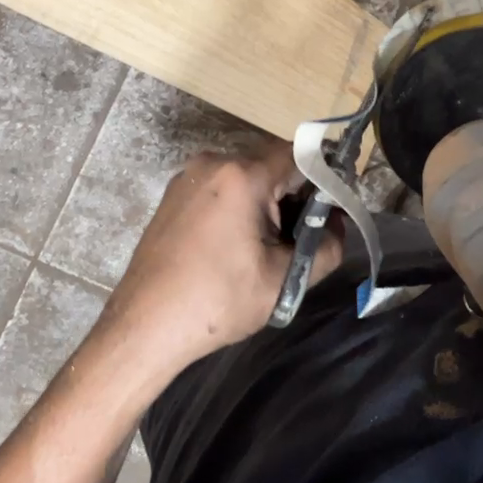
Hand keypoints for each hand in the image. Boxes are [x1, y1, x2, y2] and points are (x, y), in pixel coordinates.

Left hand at [98, 142, 341, 375]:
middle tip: (306, 235)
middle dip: (295, 195)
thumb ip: (326, 246)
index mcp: (241, 176)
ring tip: (271, 247)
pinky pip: (221, 188)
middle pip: (272, 164)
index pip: (300, 155)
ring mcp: (188, 177)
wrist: (145, 326)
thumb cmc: (217, 301)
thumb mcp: (285, 280)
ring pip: (246, 177)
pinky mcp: (174, 195)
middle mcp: (213, 163)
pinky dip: (240, 206)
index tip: (337, 206)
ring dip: (267, 202)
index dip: (325, 177)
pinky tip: (239, 245)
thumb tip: (337, 223)